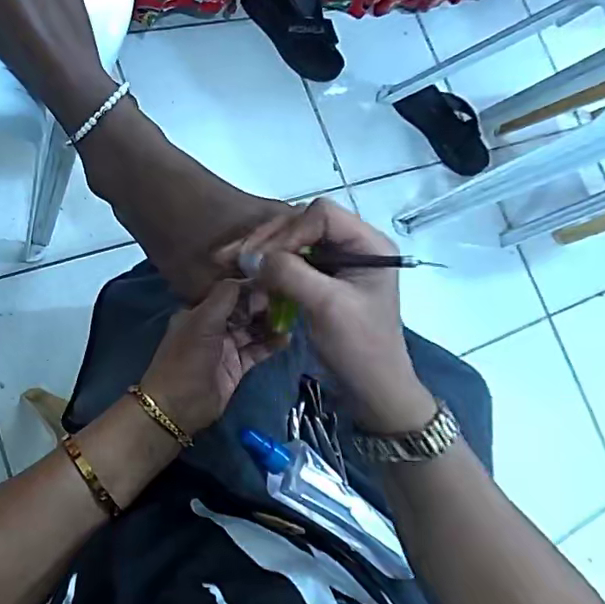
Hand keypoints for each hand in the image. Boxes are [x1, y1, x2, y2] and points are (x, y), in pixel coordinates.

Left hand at [137, 279, 283, 435]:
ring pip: (252, 329)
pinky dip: (271, 344)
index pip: (228, 293)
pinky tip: (286, 338)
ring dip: (269, 324)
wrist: (179, 405)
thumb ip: (224, 298)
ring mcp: (226, 347)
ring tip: (289, 319)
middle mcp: (212, 326)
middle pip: (242, 310)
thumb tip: (246, 278)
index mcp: (198, 312)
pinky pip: (257, 350)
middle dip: (262, 305)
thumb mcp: (202, 322)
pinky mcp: (237, 366)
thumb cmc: (187, 359)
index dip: (248, 288)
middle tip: (283, 303)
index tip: (271, 284)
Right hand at [219, 199, 436, 432]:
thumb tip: (255, 257)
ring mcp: (338, 262)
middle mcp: (354, 244)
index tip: (264, 260)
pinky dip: (268, 266)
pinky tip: (247, 274)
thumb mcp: (326, 306)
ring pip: (292, 240)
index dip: (289, 231)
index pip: (321, 214)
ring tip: (231, 263)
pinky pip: (291, 261)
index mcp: (368, 243)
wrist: (373, 389)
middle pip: (303, 222)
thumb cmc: (359, 347)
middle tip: (234, 258)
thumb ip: (292, 273)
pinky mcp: (323, 279)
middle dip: (268, 239)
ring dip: (262, 251)